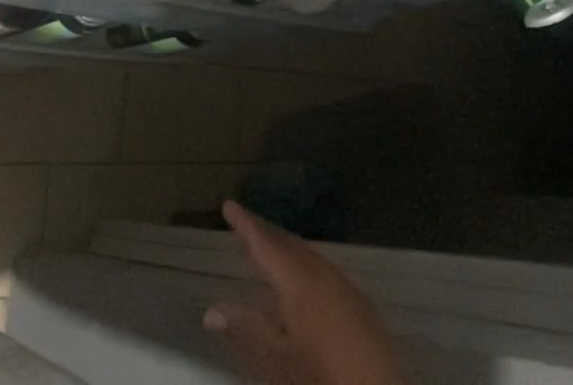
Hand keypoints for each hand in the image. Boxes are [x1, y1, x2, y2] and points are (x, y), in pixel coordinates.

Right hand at [203, 201, 405, 384]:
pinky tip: (302, 281)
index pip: (266, 243)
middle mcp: (324, 274)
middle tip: (244, 226)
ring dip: (287, 249)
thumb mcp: (277, 358)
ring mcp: (346, 287)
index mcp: (300, 280)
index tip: (229, 204)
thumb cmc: (321, 373)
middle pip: (290, 245)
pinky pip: (324, 270)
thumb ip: (246, 330)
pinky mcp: (360, 304)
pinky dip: (305, 265)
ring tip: (268, 250)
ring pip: (310, 256)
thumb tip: (211, 311)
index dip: (246, 224)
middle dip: (267, 233)